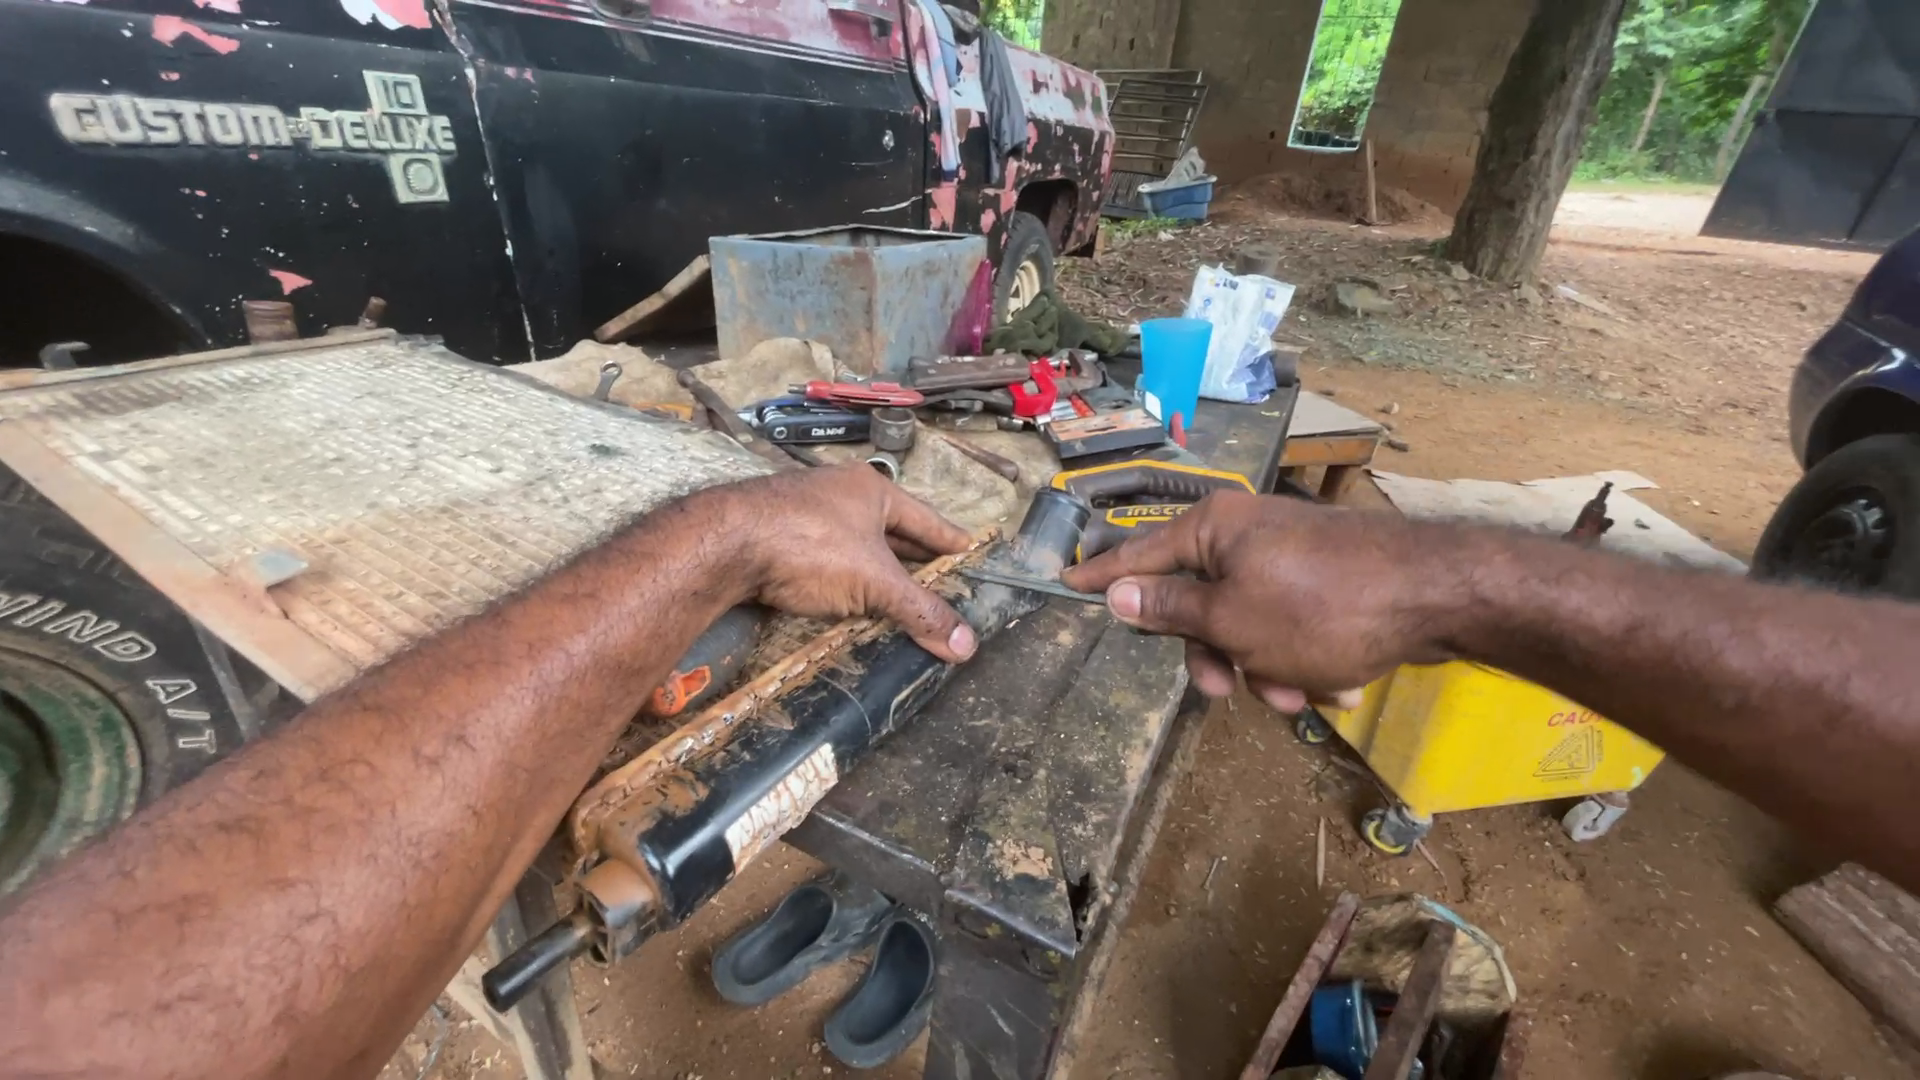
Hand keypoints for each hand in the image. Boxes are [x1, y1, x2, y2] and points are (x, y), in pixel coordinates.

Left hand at [704, 465, 978, 661]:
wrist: (724, 543)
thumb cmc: (811, 547)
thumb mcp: (874, 582)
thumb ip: (920, 611)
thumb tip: (967, 646)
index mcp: (873, 490)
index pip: (927, 521)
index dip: (952, 542)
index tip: (973, 555)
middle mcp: (841, 492)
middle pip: (893, 531)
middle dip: (917, 560)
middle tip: (944, 584)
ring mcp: (807, 511)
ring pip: (858, 545)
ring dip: (880, 570)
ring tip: (904, 594)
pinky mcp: (779, 534)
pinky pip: (828, 557)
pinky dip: (847, 577)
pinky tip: (852, 596)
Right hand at [1061, 491, 1459, 710]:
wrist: (1440, 597)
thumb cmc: (1318, 608)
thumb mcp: (1230, 619)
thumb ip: (1169, 608)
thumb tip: (1117, 594)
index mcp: (1213, 530)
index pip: (1139, 555)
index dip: (1102, 577)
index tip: (1065, 583)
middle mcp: (1244, 534)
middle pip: (1196, 600)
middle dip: (1213, 653)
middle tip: (1222, 688)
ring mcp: (1286, 555)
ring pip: (1243, 621)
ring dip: (1261, 666)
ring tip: (1298, 694)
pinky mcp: (1321, 578)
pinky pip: (1285, 622)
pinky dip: (1296, 656)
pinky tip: (1332, 682)